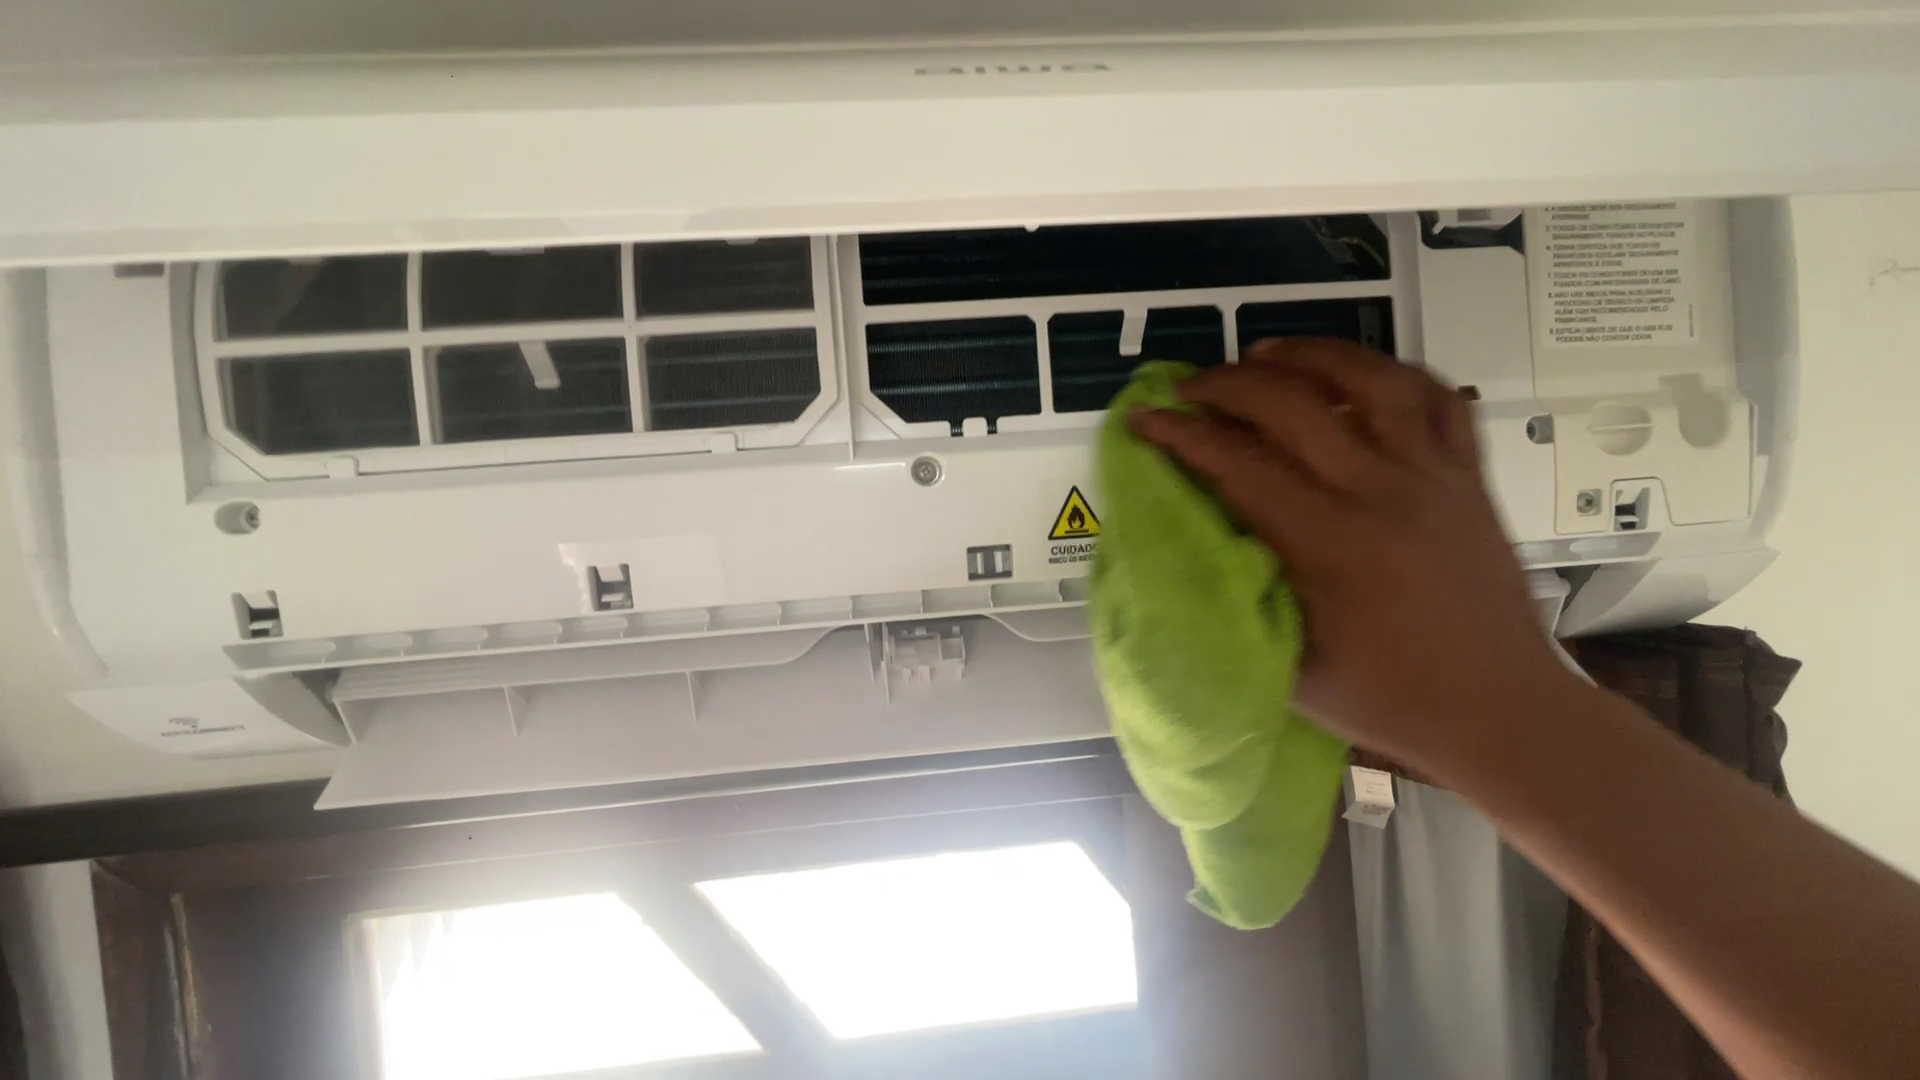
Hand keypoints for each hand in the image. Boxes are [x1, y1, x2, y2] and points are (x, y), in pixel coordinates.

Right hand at [1129, 337, 1571, 767]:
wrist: (1502, 711)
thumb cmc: (1388, 700)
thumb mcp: (1289, 668)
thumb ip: (1237, 601)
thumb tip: (1189, 547)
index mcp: (1330, 545)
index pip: (1239, 465)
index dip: (1183, 434)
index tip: (1146, 417)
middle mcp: (1383, 494)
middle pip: (1294, 406)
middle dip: (1228, 385)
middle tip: (1189, 387)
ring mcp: (1434, 477)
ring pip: (1372, 381)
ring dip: (1309, 355)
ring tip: (1266, 354)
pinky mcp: (1469, 478)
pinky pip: (1438, 398)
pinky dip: (1393, 373)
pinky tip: (1357, 373)